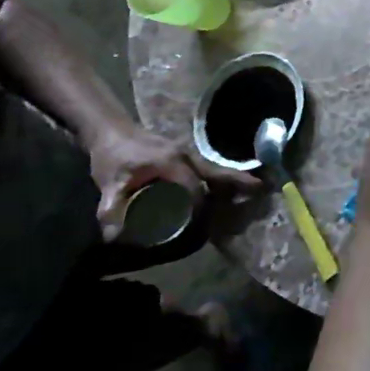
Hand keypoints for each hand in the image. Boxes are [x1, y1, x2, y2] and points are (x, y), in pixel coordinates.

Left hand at [87, 125, 259, 242]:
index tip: (202, 225)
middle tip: (261, 190)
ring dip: (232, 180)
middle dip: (239, 182)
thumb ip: (111, 210)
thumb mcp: (109, 184)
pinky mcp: (185, 156)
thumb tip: (114, 239)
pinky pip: (208, 168)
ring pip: (215, 169)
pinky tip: (225, 186)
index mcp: (174, 163)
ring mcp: (189, 154)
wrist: (112, 131)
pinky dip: (220, 177)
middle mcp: (188, 156)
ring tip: (254, 188)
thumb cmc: (113, 156)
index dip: (200, 207)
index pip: (195, 187)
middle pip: (218, 172)